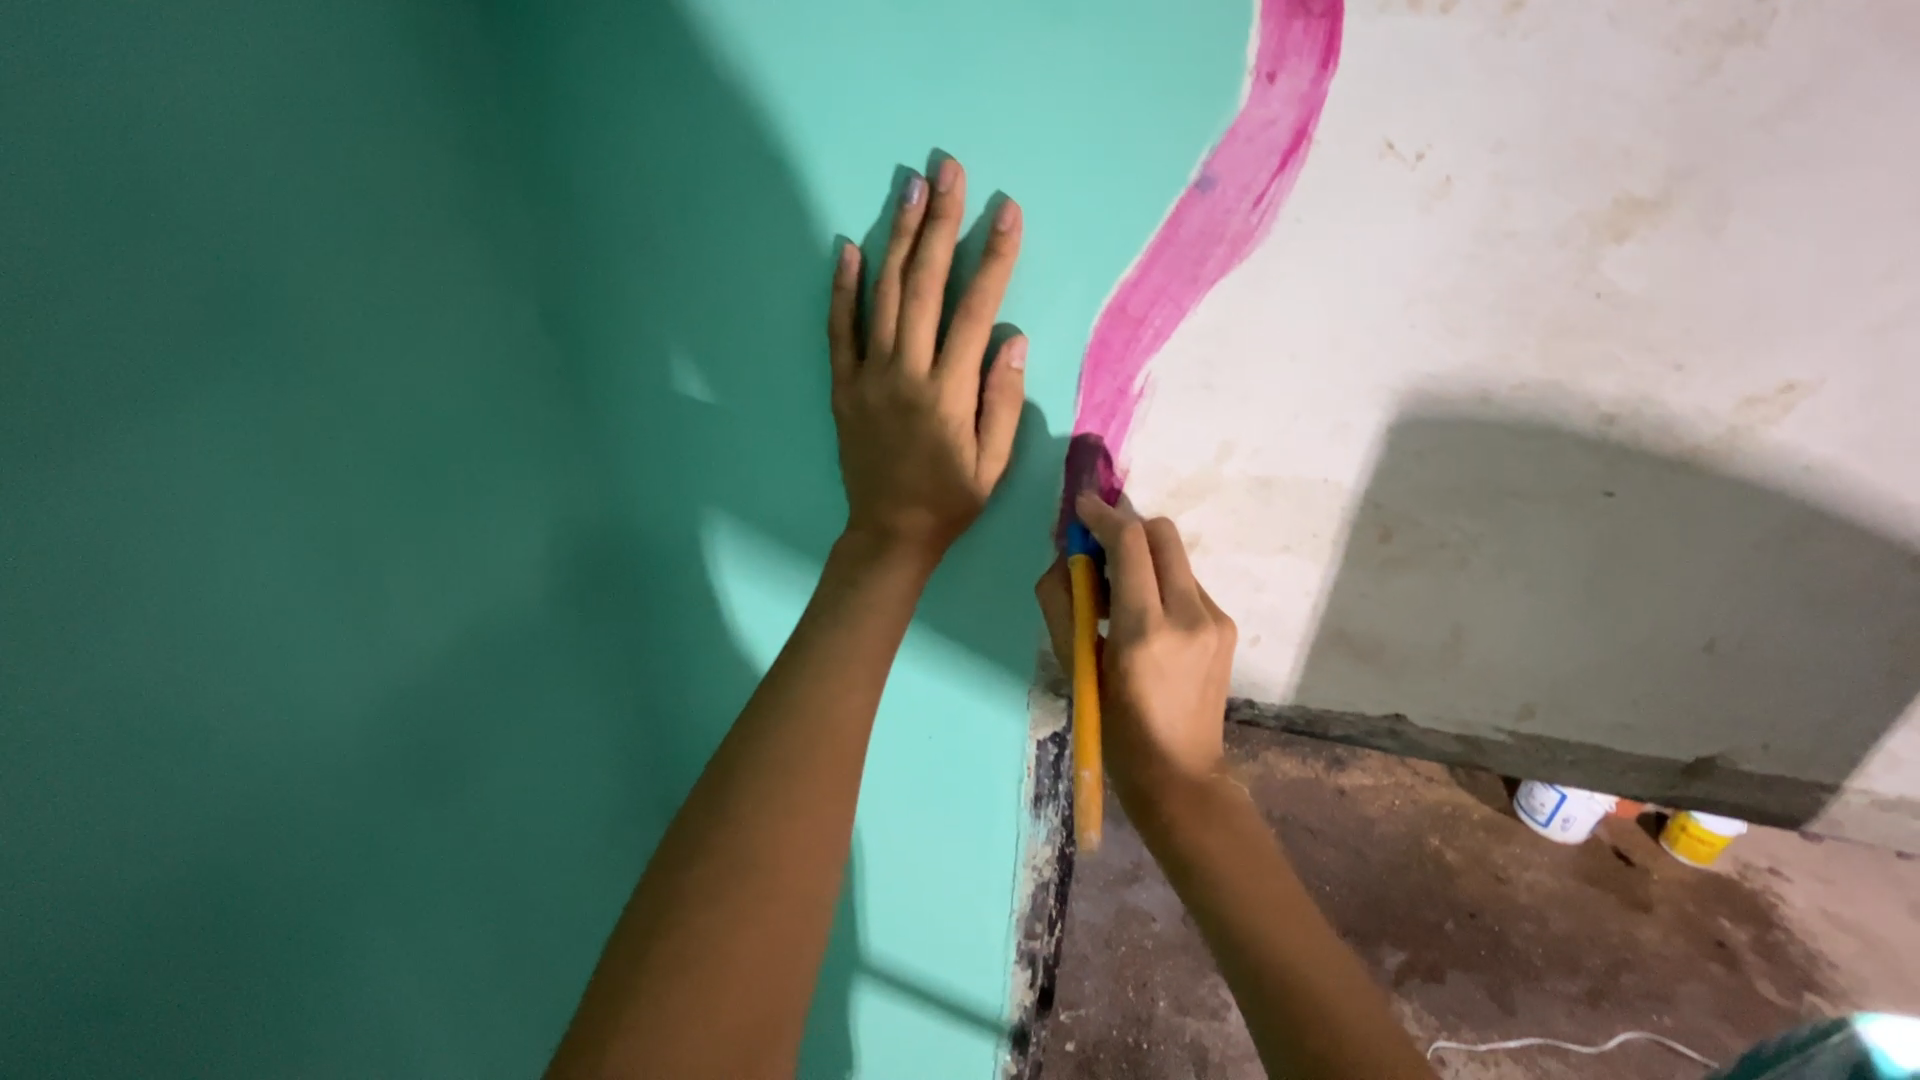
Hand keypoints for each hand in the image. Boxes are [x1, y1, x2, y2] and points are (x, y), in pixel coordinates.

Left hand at [827, 157, 1026, 561]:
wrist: (890, 533)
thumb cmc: (951, 501)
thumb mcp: (994, 463)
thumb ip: (1002, 401)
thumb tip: (1012, 339)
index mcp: (948, 392)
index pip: (976, 310)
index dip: (994, 256)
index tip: (1006, 210)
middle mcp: (906, 373)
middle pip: (924, 286)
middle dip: (941, 224)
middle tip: (949, 170)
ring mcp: (869, 377)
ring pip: (883, 296)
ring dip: (898, 239)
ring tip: (911, 189)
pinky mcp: (844, 387)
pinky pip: (840, 330)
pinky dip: (842, 288)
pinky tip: (849, 247)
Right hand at [1036, 493, 1236, 808]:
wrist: (1180, 773)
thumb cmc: (1114, 728)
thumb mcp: (1075, 666)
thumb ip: (1063, 603)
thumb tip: (1065, 556)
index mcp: (1145, 629)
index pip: (1130, 543)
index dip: (1102, 517)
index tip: (1080, 509)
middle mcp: (1190, 615)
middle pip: (1162, 533)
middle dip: (1126, 528)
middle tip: (1096, 550)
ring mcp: (1215, 620)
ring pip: (1176, 558)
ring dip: (1143, 559)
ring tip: (1118, 595)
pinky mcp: (1226, 628)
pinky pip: (1187, 585)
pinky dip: (1160, 585)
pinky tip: (1145, 620)